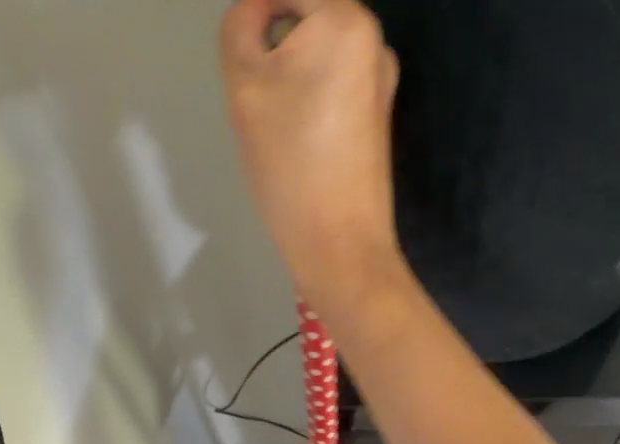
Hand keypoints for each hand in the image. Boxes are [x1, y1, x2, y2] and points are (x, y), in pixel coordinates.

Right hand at [220, 0, 403, 307]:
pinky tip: (295, 141)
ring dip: (286, 73)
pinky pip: (330, 84)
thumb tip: (256, 11)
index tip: (240, 63)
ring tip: (275, 126)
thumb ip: (241, 27)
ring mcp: (380, 81)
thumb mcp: (245, 84)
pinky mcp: (375, 117)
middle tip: (256, 99)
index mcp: (346, 20)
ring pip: (315, 52)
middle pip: (304, 13)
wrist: (339, 244)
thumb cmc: (290, 163)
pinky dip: (306, 97)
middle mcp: (373, 41)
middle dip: (271, 45)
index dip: (255, 14)